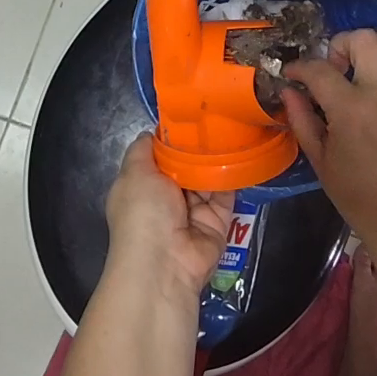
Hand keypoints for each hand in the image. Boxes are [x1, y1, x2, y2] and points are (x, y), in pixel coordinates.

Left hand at [104, 133, 233, 302]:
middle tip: (217, 116)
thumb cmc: (143, 212)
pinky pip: (227, 194)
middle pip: (186, 164)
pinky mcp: (217, 221)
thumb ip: (143, 148)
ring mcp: (193, 210)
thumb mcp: (134, 172)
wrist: (165, 263)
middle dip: (198, 145)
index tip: (189, 112)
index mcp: (143, 185)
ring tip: (233, 128)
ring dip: (217, 158)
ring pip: (208, 177)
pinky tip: (242, 152)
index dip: (171, 136)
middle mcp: (167, 198)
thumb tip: (153, 132)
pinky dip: (233, 176)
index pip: (159, 154)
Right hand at [281, 29, 376, 242]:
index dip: (300, 67)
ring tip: (372, 60)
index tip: (295, 74)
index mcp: (351, 111)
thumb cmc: (357, 194)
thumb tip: (289, 90)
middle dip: (341, 45)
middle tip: (337, 68)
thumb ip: (301, 120)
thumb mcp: (319, 160)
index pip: (319, 69)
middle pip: (363, 40)